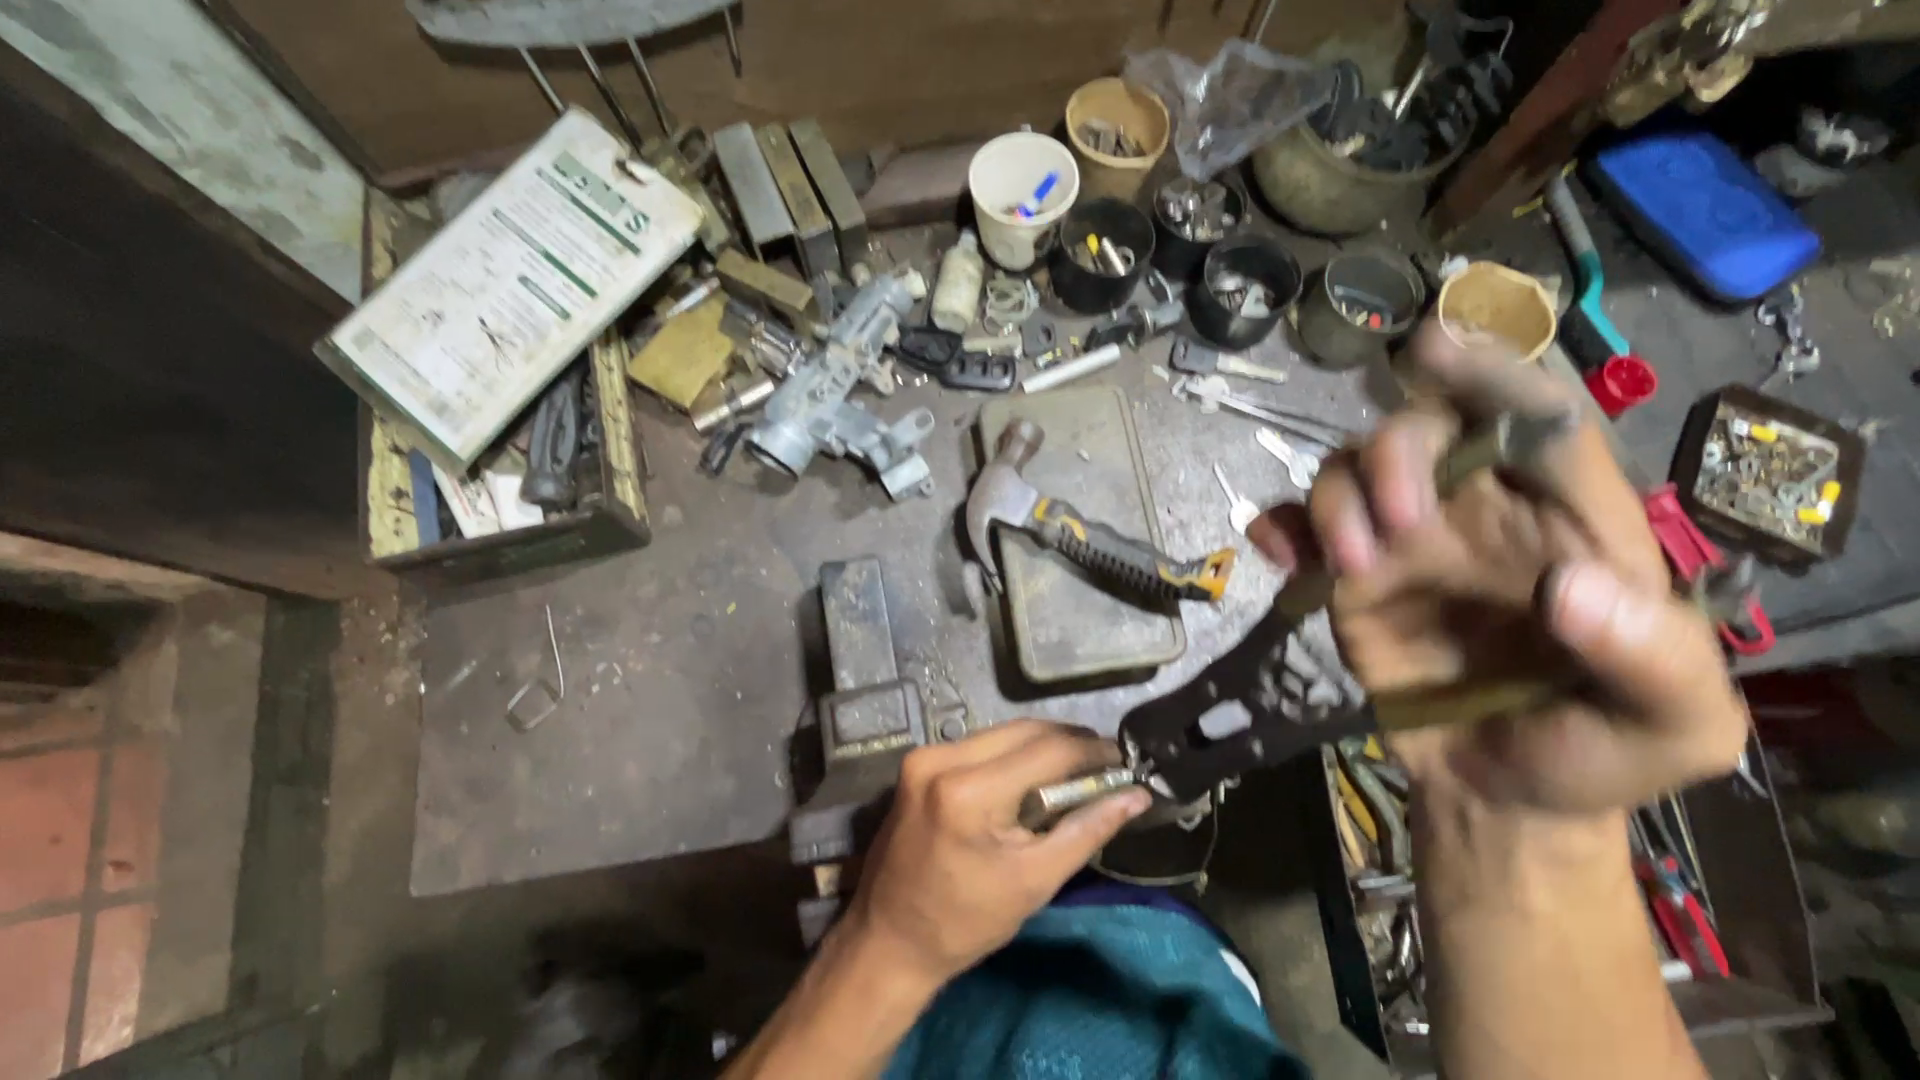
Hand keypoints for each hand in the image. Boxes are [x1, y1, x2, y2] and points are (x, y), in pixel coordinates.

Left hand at [843, 720, 1150, 984]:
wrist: (888, 939)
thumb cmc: (964, 922)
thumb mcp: (1034, 880)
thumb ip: (1087, 830)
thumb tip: (1138, 796)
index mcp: (966, 790)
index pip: (1047, 751)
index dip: (1093, 752)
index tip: (1126, 761)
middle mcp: (940, 757)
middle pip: (1023, 731)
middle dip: (1070, 743)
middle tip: (1107, 764)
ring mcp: (923, 756)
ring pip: (1001, 733)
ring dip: (1042, 747)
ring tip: (1078, 770)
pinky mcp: (917, 763)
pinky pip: (980, 745)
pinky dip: (1012, 755)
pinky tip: (1036, 776)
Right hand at [1248, 321, 1748, 815]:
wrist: (1500, 798)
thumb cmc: (1598, 751)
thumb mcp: (1673, 726)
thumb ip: (1651, 657)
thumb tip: (1571, 587)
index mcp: (1571, 523)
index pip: (1537, 423)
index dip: (1492, 377)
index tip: (1433, 350)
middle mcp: (1481, 515)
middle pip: (1426, 430)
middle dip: (1397, 453)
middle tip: (1397, 523)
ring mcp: (1406, 546)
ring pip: (1352, 470)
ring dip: (1337, 499)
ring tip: (1349, 567)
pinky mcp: (1350, 582)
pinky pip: (1302, 530)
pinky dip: (1280, 526)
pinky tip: (1275, 551)